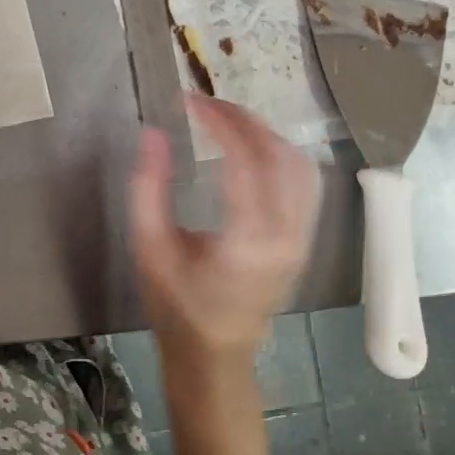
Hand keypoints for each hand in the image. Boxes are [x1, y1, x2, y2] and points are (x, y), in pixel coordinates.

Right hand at [129, 92, 320, 357]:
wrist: (215, 354)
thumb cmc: (176, 303)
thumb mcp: (149, 246)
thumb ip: (149, 187)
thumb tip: (153, 133)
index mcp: (248, 240)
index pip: (245, 161)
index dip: (219, 122)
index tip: (188, 100)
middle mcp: (286, 236)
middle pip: (279, 156)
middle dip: (243, 119)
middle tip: (205, 101)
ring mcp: (302, 239)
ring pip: (300, 166)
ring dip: (265, 132)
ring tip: (227, 117)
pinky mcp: (303, 240)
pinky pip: (305, 183)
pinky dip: (281, 152)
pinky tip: (253, 145)